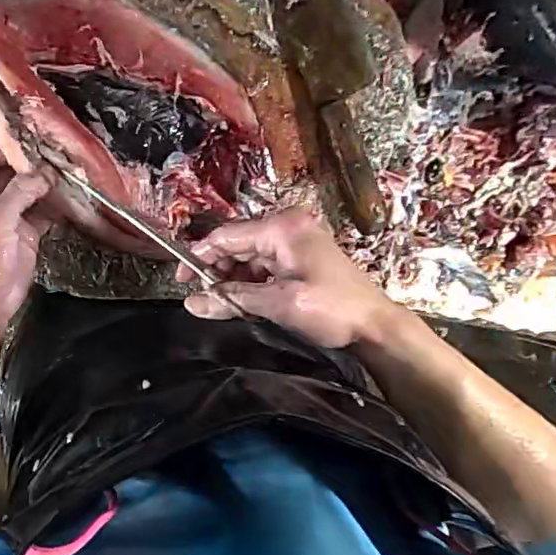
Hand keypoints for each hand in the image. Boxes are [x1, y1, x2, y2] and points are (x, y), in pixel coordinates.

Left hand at [0, 150, 52, 353]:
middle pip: (14, 174)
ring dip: (49, 185)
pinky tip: (72, 196)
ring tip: (72, 171)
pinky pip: (44, 213)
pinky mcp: (27, 233)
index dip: (11, 148)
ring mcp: (9, 217)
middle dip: (35, 166)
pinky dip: (57, 206)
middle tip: (62, 154)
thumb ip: (18, 191)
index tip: (38, 140)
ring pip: (31, 193)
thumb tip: (43, 173)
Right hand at [178, 206, 407, 348]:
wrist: (374, 326)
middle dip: (217, 271)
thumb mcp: (277, 303)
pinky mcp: (300, 260)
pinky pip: (264, 268)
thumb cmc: (333, 309)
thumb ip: (232, 299)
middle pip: (236, 245)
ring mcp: (295, 243)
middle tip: (205, 299)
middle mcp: (287, 228)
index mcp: (282, 228)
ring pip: (248, 258)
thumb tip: (191, 302)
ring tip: (227, 306)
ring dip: (234, 281)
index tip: (181, 280)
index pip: (227, 235)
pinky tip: (246, 304)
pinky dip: (251, 285)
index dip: (199, 256)